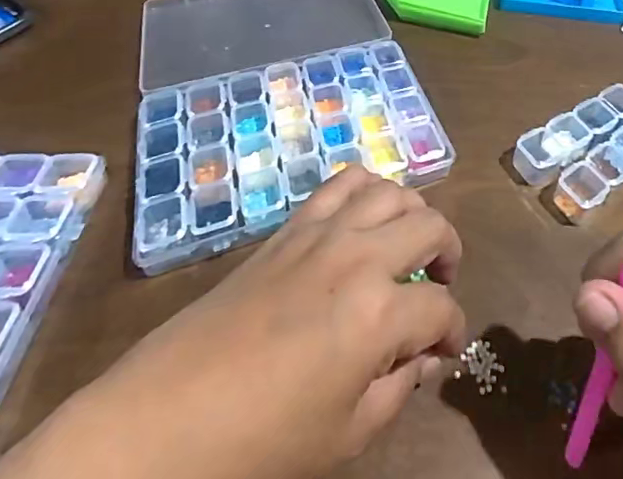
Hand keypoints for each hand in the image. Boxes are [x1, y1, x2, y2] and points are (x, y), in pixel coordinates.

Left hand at [0, 166, 464, 478]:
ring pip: (388, 189)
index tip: (446, 352)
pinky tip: (363, 219)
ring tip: (407, 244)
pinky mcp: (288, 226)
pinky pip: (338, 183)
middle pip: (429, 225)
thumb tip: (426, 358)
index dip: (454, 332)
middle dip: (448, 254)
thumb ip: (399, 387)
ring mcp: (320, 232)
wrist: (169, 413)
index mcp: (378, 313)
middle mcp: (357, 255)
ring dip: (410, 211)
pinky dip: (365, 190)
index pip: (443, 309)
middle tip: (439, 287)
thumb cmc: (262, 440)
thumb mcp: (347, 433)